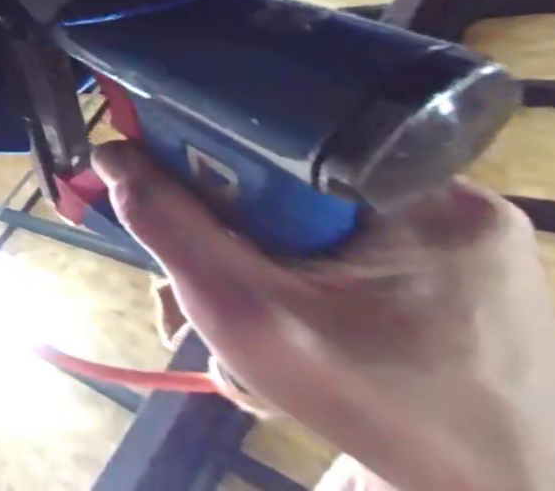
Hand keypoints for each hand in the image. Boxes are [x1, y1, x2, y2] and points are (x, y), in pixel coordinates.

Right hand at [92, 143, 554, 490]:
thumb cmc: (386, 414)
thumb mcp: (247, 315)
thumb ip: (167, 226)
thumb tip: (107, 155)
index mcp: (412, 193)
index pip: (264, 141)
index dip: (192, 160)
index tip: (151, 195)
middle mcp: (437, 197)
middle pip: (273, 187)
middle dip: (214, 241)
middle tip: (186, 299)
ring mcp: (446, 236)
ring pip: (294, 223)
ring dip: (244, 272)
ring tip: (231, 340)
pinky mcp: (445, 270)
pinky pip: (328, 250)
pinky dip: (288, 285)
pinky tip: (280, 334)